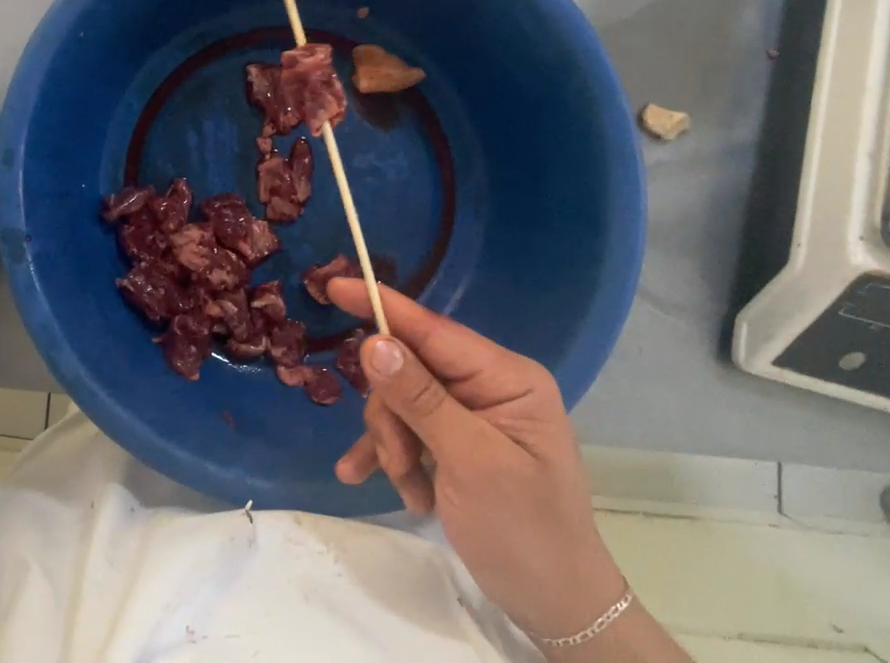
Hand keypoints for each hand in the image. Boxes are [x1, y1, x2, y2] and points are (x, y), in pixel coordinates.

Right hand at [330, 280, 627, 642]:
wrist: (555, 606)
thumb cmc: (525, 531)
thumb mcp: (471, 462)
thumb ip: (420, 398)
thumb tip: (374, 342)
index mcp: (506, 378)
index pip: (433, 328)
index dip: (382, 305)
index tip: (334, 284)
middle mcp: (489, 386)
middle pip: (408, 369)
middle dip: (391, 414)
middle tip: (397, 461)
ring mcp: (472, 415)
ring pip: (400, 402)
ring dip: (392, 445)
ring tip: (408, 488)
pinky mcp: (456, 443)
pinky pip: (406, 431)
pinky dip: (391, 457)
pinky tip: (370, 480)